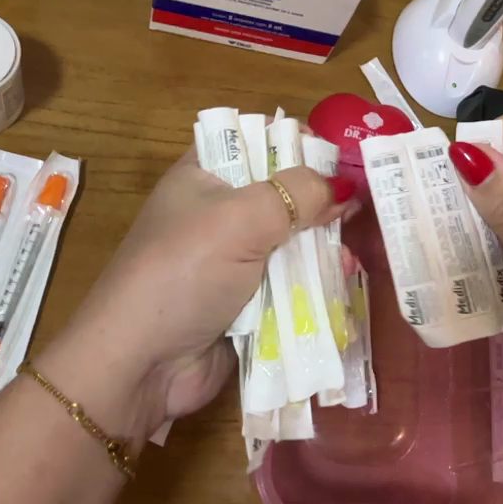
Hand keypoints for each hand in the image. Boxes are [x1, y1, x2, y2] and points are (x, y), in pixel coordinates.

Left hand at [36, 153, 354, 441]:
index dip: (297, 141)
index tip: (341, 157)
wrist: (140, 365)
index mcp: (205, 174)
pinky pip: (292, 281)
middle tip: (362, 208)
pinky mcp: (248, 300)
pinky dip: (317, 282)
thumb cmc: (183, 273)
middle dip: (322, 200)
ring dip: (324, 246)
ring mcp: (234, 258)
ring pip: (293, 239)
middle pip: (283, 191)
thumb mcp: (239, 219)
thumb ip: (296, 194)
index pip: (256, 138)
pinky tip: (344, 282)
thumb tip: (345, 186)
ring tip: (354, 255)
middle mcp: (220, 210)